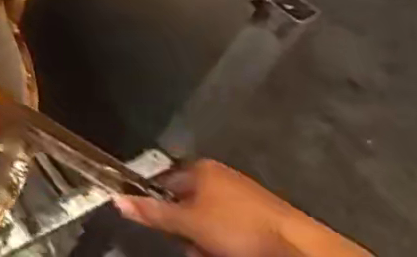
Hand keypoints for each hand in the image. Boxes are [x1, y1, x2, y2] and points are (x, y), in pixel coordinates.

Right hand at [111, 160, 370, 256]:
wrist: (299, 249)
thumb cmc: (238, 229)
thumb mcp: (190, 224)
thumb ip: (154, 212)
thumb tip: (117, 199)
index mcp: (199, 167)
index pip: (165, 182)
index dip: (161, 207)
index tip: (166, 231)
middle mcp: (219, 175)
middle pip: (188, 205)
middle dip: (189, 231)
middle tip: (196, 249)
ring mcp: (242, 195)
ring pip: (211, 223)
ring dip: (209, 243)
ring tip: (218, 254)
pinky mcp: (261, 217)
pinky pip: (233, 230)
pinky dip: (230, 244)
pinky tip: (236, 253)